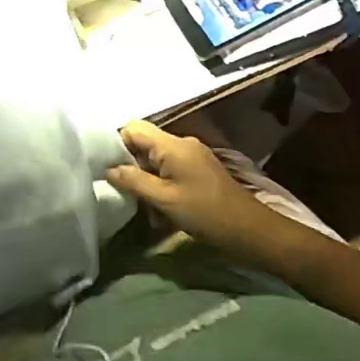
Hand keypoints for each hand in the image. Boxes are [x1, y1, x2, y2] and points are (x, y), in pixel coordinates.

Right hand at [105, 121, 289, 256]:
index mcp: (172, 145)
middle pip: (144, 144)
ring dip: (147, 181)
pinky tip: (162, 211)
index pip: (133, 128)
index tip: (108, 168)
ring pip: (156, 160)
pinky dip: (162, 186)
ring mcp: (193, 156)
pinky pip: (171, 170)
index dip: (116, 144)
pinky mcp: (200, 170)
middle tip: (125, 192)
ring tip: (145, 208)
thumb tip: (108, 169)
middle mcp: (182, 144)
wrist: (252, 232)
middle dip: (131, 167)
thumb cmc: (206, 213)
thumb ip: (134, 181)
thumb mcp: (164, 200)